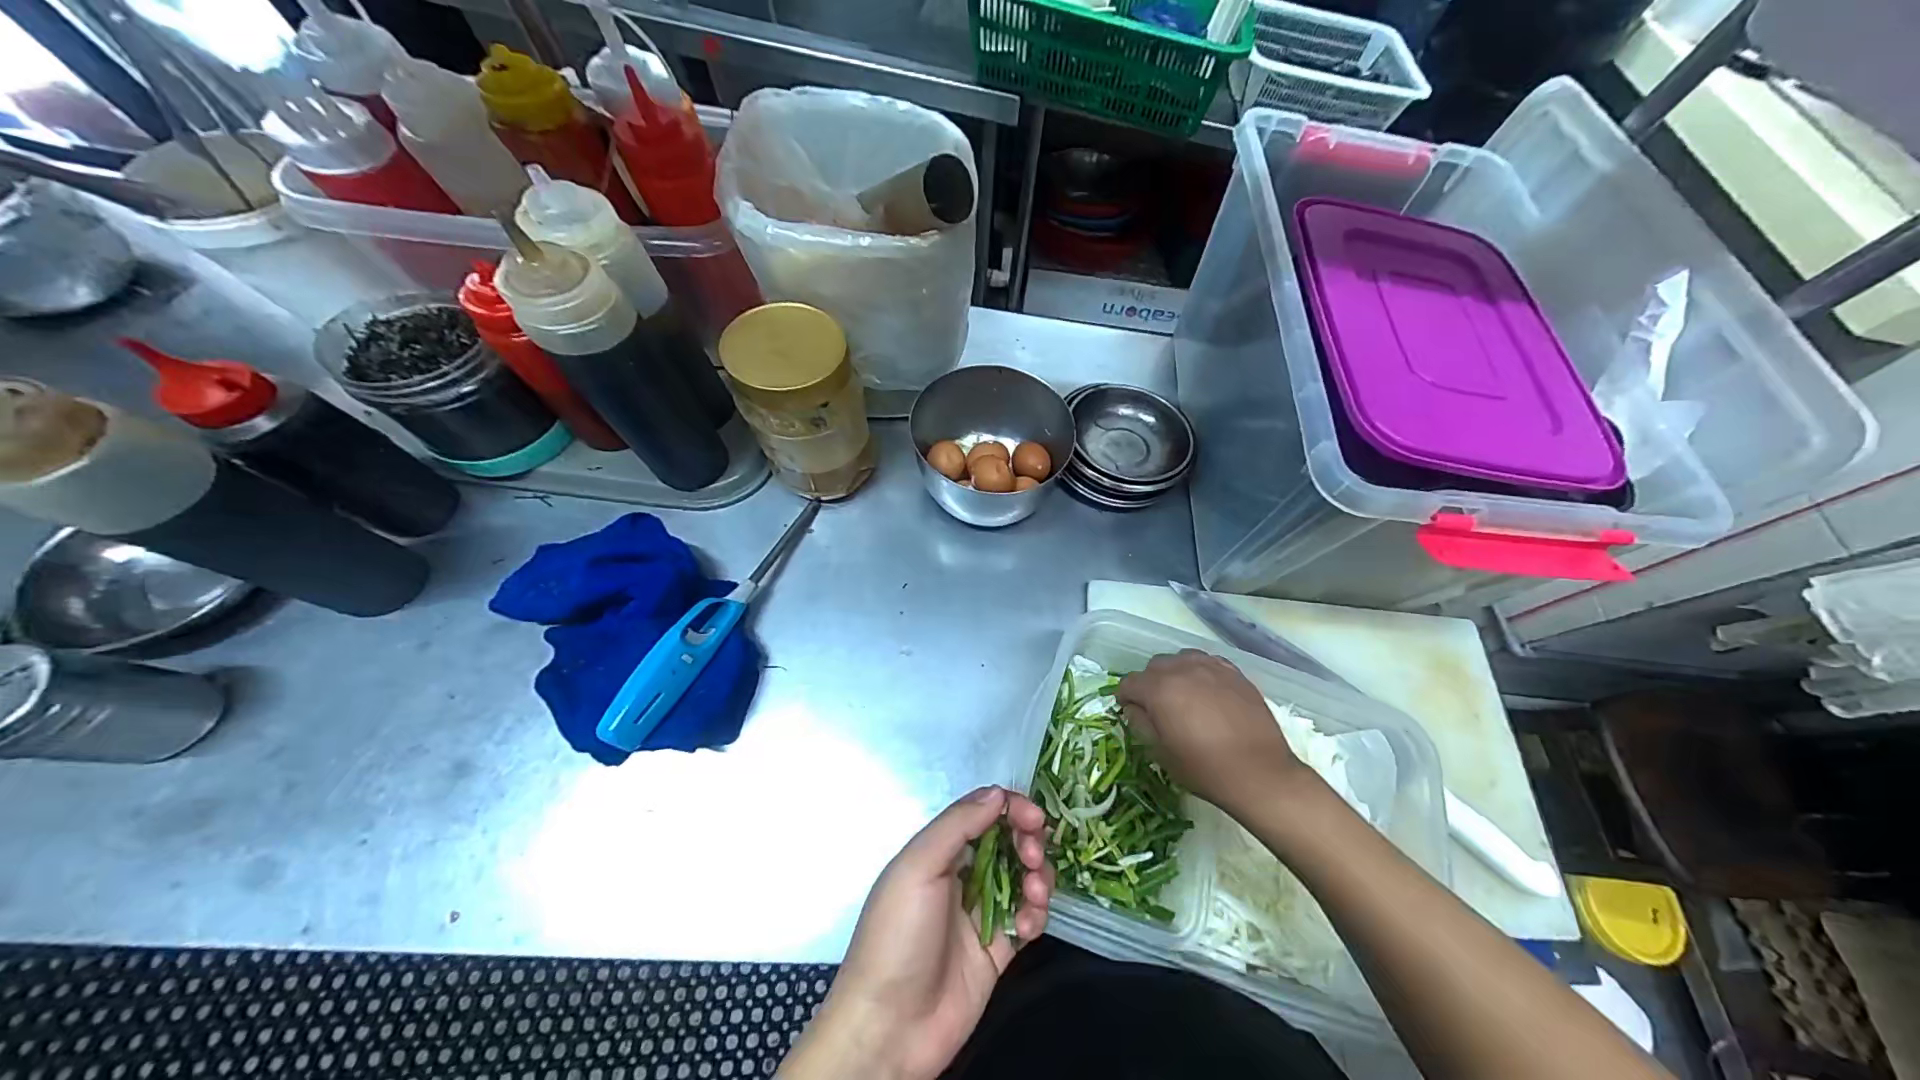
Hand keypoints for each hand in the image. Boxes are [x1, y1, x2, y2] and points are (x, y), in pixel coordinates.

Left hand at [779, 786, 1053, 1079]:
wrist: (889, 1027)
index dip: (1010, 809)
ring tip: (1034, 894)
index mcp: (937, 852)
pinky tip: (1028, 926)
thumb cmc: (896, 937)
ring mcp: (979, 914)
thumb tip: (998, 792)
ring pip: (1022, 879)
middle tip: (1033, 854)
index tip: (1033, 816)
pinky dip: (1035, 915)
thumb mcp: (918, 867)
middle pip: (1007, 843)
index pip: (981, 814)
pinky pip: (1027, 919)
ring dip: (1037, 877)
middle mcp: (960, 877)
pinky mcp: (997, 950)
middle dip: (1028, 841)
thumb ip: (958, 825)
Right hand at [1117, 649, 1309, 815]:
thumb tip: (1135, 708)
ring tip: (1183, 696)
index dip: (1125, 698)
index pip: (1129, 683)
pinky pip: (1208, 662)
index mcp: (1159, 689)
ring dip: (1175, 674)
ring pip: (1181, 659)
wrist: (1259, 773)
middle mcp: (1183, 669)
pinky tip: (1207, 692)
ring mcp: (1212, 668)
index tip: (1131, 713)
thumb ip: (1140, 723)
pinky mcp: (1235, 673)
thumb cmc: (1204, 768)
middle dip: (1149, 684)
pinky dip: (1200, 672)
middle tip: (1158, 708)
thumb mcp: (1161, 753)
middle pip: (1154, 666)